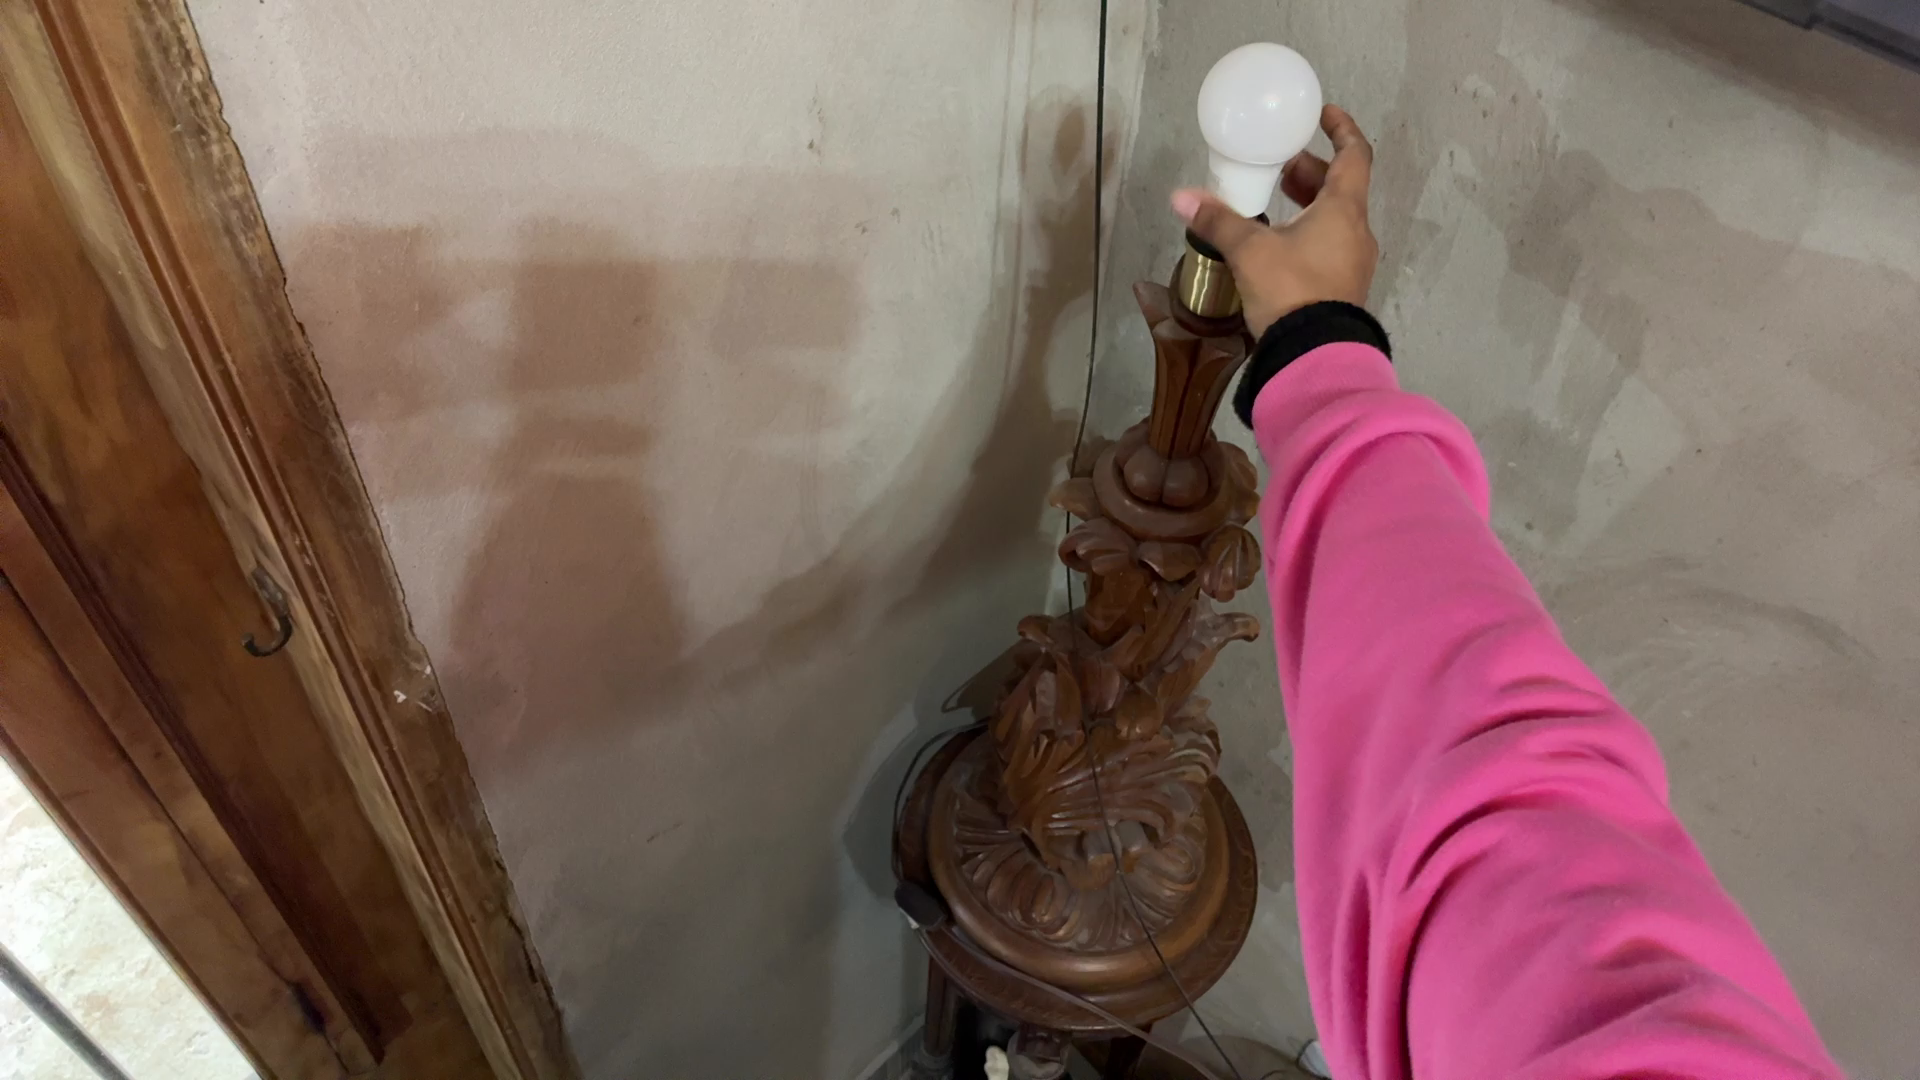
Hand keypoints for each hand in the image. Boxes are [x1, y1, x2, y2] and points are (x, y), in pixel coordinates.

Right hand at [1171, 105, 1379, 338]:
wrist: (1314, 352)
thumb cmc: (1290, 288)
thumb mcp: (1249, 251)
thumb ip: (1218, 222)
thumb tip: (1180, 197)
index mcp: (1343, 208)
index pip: (1353, 154)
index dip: (1340, 129)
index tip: (1322, 116)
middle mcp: (1356, 230)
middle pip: (1340, 189)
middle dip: (1310, 175)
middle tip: (1280, 170)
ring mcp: (1354, 263)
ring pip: (1335, 221)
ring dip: (1309, 208)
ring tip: (1276, 208)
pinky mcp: (1343, 290)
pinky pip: (1330, 249)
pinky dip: (1310, 237)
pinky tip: (1281, 250)